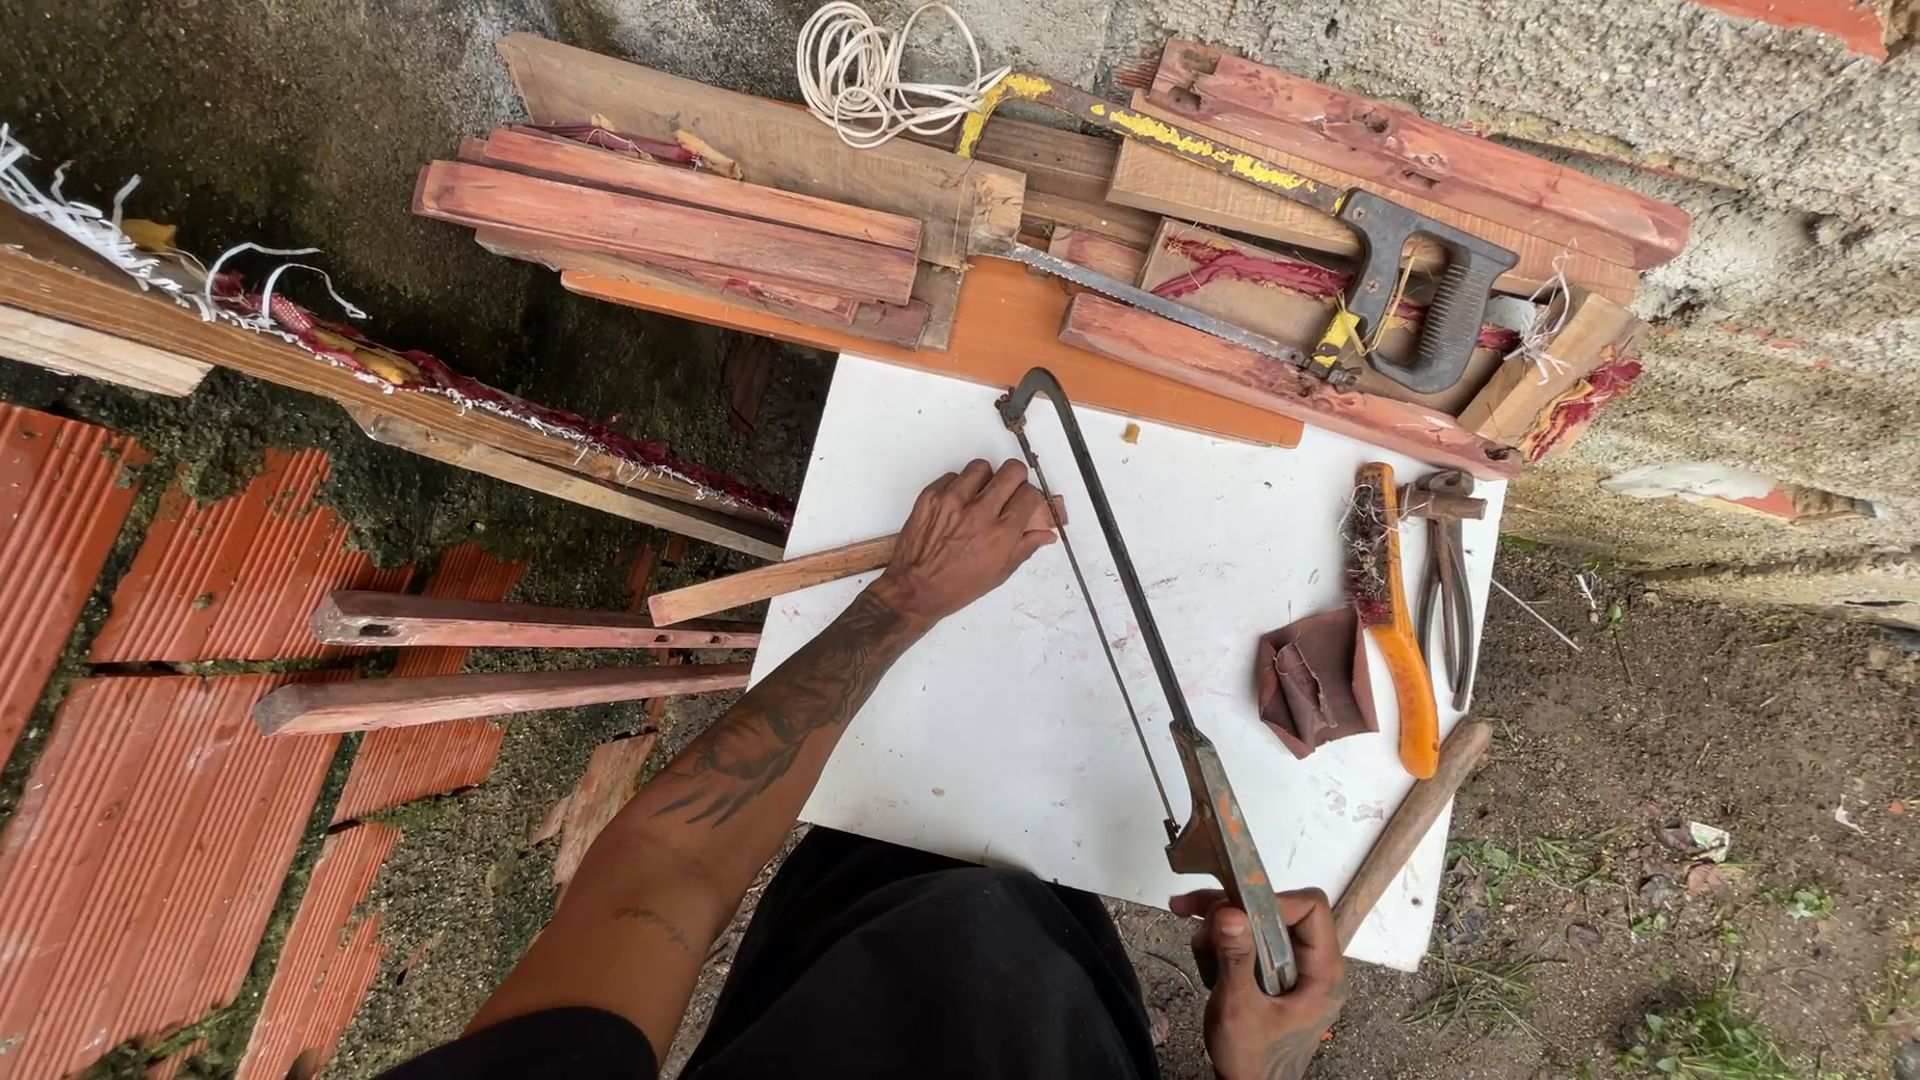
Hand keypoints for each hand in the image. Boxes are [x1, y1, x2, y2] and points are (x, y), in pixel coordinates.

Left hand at [868, 459, 1057, 629]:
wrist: (915, 589)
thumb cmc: (956, 586)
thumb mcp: (999, 573)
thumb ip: (1025, 547)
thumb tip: (1045, 534)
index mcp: (1001, 534)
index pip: (1030, 495)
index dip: (1031, 497)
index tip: (1026, 502)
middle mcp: (979, 513)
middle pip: (1012, 471)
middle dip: (1016, 479)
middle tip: (1009, 490)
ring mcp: (952, 501)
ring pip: (981, 467)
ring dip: (986, 479)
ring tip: (980, 495)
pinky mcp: (930, 497)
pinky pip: (953, 476)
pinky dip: (958, 486)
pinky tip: (957, 504)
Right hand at [1171, 888, 1346, 1079]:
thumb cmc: (1251, 1057)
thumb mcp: (1239, 1009)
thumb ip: (1236, 960)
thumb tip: (1230, 912)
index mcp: (1322, 973)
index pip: (1311, 910)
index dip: (1272, 900)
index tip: (1232, 908)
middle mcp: (1310, 962)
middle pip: (1274, 908)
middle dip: (1231, 907)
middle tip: (1191, 910)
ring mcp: (1290, 964)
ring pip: (1255, 917)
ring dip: (1218, 922)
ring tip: (1195, 941)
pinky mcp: (1270, 968)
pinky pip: (1245, 934)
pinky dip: (1219, 936)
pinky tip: (1202, 954)